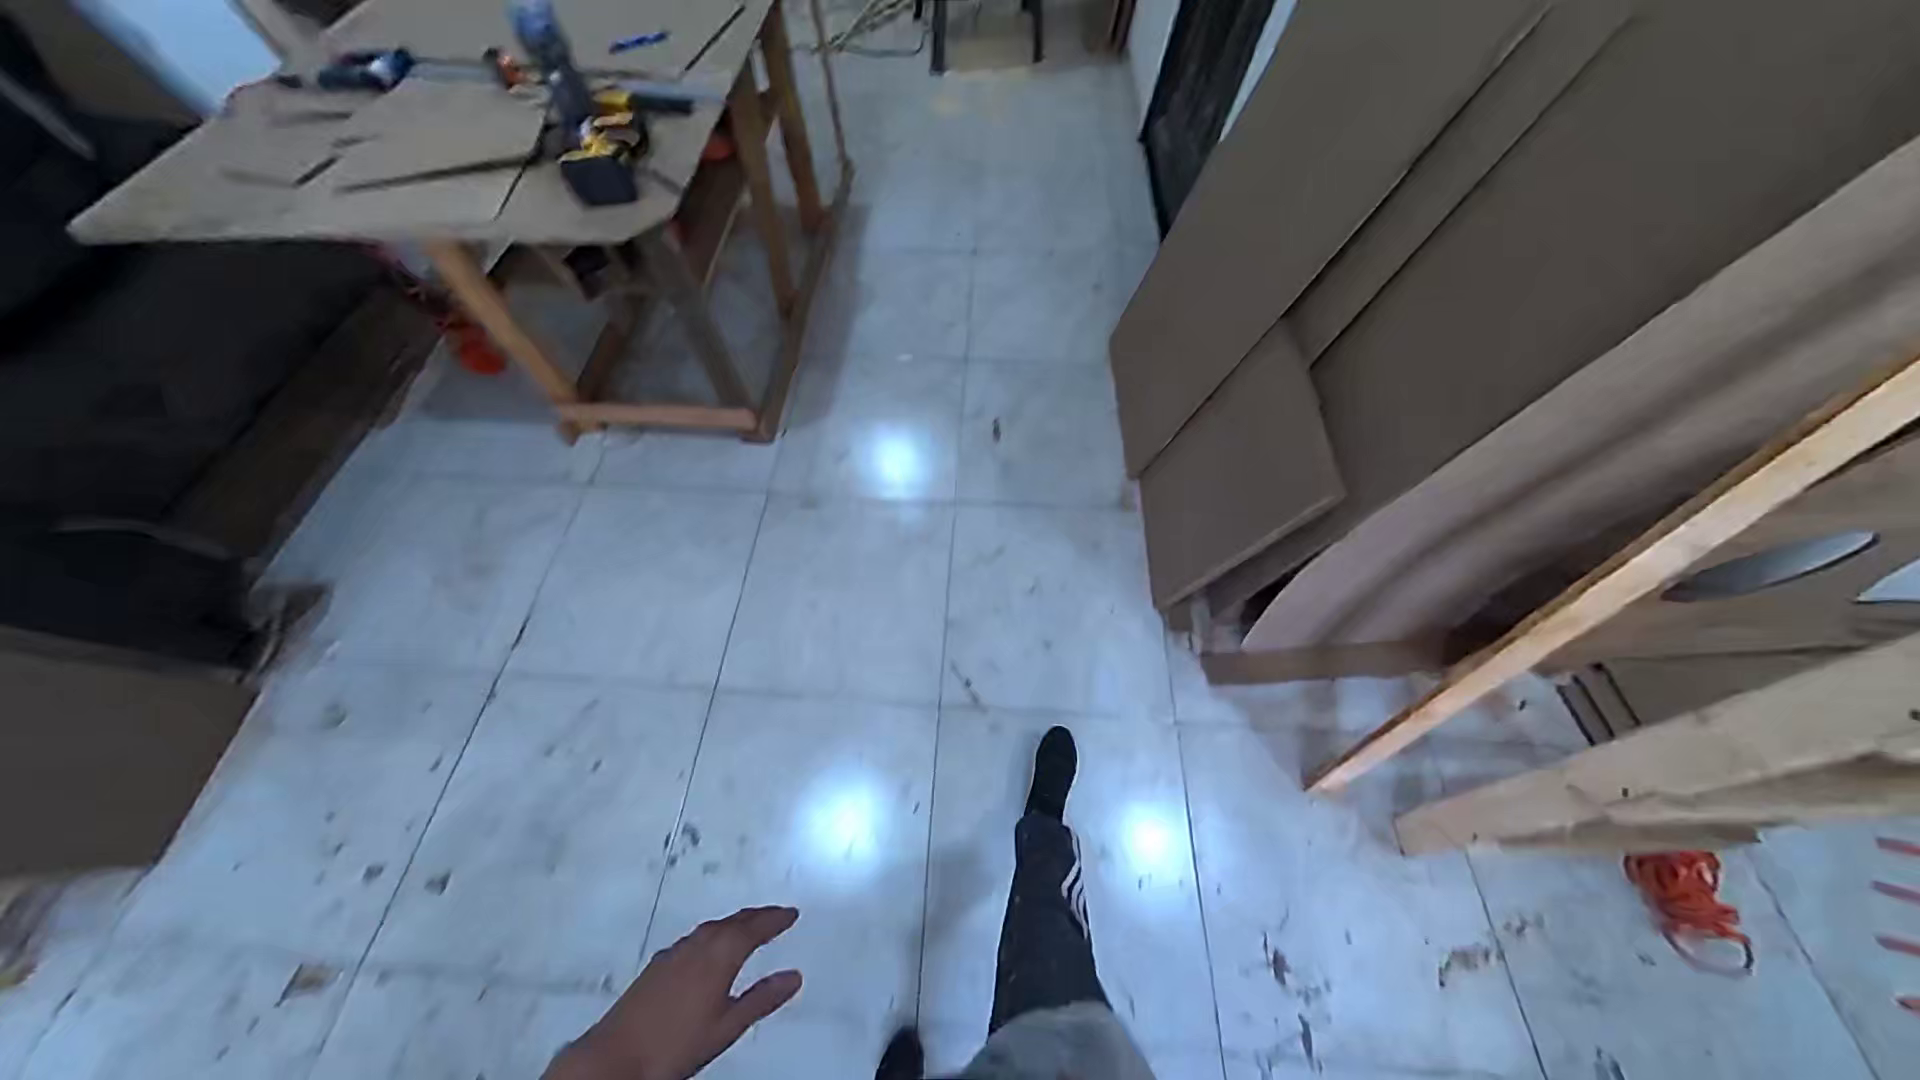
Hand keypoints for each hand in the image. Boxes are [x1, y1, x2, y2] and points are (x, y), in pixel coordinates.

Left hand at [546, 906, 802, 1079]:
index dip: (777, 918)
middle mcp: (700, 942)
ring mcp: (676, 951)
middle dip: (758, 916)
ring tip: (748, 927)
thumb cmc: (675, 1045)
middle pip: (735, 920)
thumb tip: (795, 976)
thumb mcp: (727, 1026)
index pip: (756, 926)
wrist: (612, 1059)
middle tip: (776, 915)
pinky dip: (713, 934)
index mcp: (721, 952)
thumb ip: (762, 998)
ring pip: (714, 927)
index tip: (792, 913)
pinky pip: (696, 937)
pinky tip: (709, 948)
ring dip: (735, 923)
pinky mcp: (658, 964)